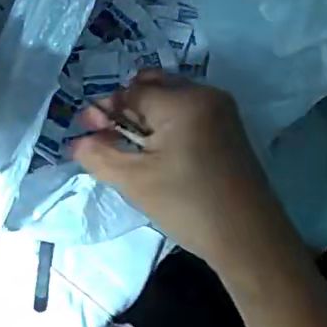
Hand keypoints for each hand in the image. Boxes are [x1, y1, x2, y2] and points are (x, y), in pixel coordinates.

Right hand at [68, 71, 301, 274]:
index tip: (85, 132)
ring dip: (144, 118)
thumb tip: (77, 142)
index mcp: (184, 101)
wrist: (249, 239)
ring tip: (129, 150)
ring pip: (170, 100)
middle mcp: (206, 95)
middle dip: (124, 108)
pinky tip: (156, 154)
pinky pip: (187, 114)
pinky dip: (165, 126)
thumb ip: (99, 155)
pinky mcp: (229, 130)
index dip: (104, 110)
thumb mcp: (134, 181)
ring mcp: (223, 111)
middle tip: (106, 137)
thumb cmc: (188, 205)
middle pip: (152, 87)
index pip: (131, 92)